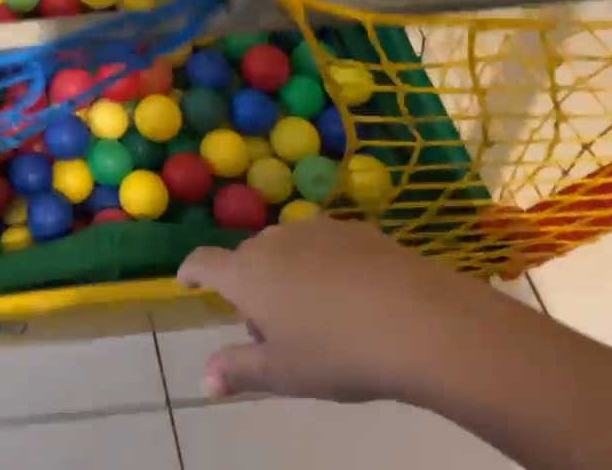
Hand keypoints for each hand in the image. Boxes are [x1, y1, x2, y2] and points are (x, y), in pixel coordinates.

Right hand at [177, 218, 512, 402]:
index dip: (192, 270)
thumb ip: (240, 372)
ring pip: (286, 248)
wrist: (423, 323)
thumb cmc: (339, 354)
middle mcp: (272, 242)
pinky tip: (355, 295)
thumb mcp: (285, 374)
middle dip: (250, 286)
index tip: (188, 280)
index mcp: (245, 274)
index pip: (203, 261)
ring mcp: (315, 230)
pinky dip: (326, 264)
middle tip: (273, 329)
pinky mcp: (356, 229)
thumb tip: (204, 382)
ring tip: (317, 313)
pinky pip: (325, 245)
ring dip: (287, 272)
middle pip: (247, 258)